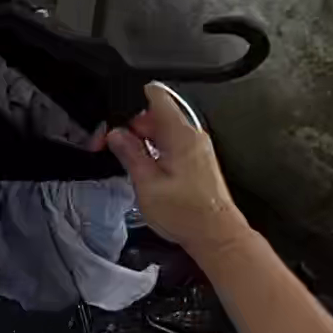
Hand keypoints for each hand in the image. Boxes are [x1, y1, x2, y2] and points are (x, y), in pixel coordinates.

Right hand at [105, 83, 251, 257]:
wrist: (216, 236)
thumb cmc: (188, 214)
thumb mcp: (147, 184)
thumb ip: (130, 154)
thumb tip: (116, 135)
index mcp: (180, 135)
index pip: (156, 96)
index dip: (132, 101)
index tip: (117, 118)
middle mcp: (193, 136)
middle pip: (157, 115)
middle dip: (133, 128)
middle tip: (116, 147)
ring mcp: (198, 149)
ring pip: (164, 131)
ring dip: (145, 142)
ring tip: (131, 164)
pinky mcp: (198, 162)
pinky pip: (173, 145)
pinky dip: (157, 152)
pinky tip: (148, 173)